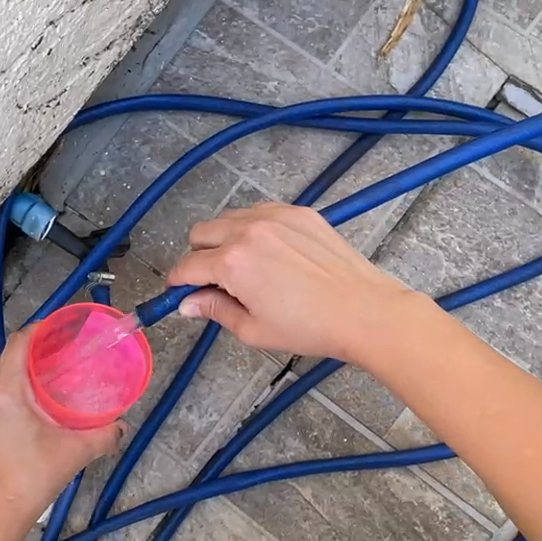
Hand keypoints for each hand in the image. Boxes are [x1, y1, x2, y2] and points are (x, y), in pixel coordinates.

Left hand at [0, 323, 125, 530]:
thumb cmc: (33, 477)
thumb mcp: (75, 452)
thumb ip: (104, 435)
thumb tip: (122, 427)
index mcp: (6, 390)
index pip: (18, 344)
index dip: (37, 332)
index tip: (55, 331)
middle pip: (5, 364)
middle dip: (29, 359)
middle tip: (54, 363)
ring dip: (14, 383)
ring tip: (38, 392)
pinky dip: (1, 405)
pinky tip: (18, 420)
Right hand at [167, 202, 417, 363]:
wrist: (363, 311)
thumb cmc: (311, 326)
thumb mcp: (253, 329)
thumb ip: (215, 310)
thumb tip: (188, 304)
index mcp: (232, 263)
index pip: (187, 266)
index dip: (178, 282)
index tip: (180, 291)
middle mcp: (249, 231)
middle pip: (200, 233)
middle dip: (198, 255)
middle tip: (212, 280)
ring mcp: (276, 217)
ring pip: (228, 217)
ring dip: (223, 238)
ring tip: (241, 265)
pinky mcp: (299, 213)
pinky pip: (260, 211)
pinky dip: (253, 227)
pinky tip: (268, 252)